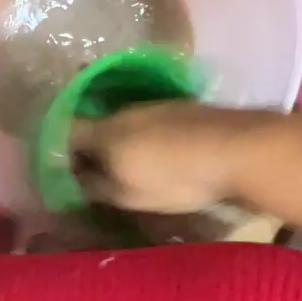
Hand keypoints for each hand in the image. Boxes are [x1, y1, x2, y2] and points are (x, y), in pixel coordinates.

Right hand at [70, 101, 274, 212]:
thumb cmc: (177, 178)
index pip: (65, 131)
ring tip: (133, 167)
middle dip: (92, 146)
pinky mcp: (183, 108)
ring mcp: (156, 105)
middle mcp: (124, 111)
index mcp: (104, 131)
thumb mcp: (129, 195)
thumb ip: (96, 185)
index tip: (66, 170)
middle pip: (96, 125)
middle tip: (98, 173)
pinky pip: (152, 122)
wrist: (241, 150)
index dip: (60, 150)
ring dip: (123, 142)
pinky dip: (148, 138)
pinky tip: (161, 156)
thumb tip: (77, 179)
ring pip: (126, 122)